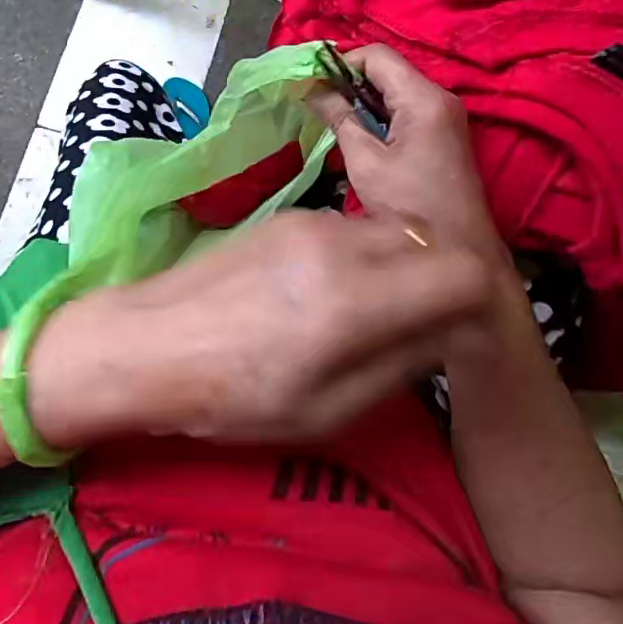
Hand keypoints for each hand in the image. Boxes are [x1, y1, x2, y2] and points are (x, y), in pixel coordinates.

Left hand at [56, 211, 495, 442]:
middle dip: (437, 281)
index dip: (475, 306)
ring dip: (398, 266)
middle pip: (430, 242)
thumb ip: (400, 363)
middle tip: (413, 325)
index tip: (456, 334)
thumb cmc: (232, 396)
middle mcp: (340, 243)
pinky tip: (322, 292)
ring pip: (390, 231)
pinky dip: (360, 256)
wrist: (147, 341)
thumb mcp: (326, 409)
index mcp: (354, 299)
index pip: (463, 273)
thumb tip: (447, 331)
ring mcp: (309, 220)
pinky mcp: (285, 214)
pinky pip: (350, 228)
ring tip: (362, 312)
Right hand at [307, 44, 509, 269]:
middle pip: (387, 69)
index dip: (341, 64)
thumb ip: (340, 118)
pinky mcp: (443, 133)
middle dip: (350, 82)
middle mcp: (439, 97)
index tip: (314, 86)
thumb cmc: (408, 206)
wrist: (459, 250)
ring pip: (395, 89)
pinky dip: (380, 115)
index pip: (377, 56)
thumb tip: (314, 90)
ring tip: (334, 120)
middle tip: (319, 104)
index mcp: (423, 98)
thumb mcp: (366, 161)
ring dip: (363, 100)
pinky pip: (405, 109)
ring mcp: (445, 115)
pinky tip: (361, 136)